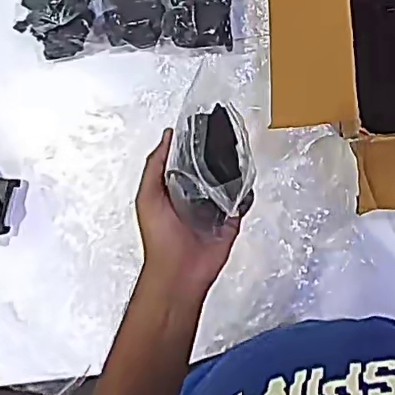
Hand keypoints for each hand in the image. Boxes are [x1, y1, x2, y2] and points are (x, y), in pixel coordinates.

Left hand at [134, 128, 238, 301]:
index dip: (192, 143)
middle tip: (226, 133)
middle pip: (209, 168)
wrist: (180, 270)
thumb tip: (166, 137)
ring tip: (240, 150)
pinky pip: (242, 200)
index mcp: (174, 188)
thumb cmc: (159, 236)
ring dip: (233, 169)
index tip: (201, 124)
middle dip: (216, 153)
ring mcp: (215, 207)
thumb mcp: (147, 196)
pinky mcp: (231, 218)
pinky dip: (245, 190)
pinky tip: (247, 177)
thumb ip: (154, 167)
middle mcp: (195, 195)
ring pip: (228, 181)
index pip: (185, 159)